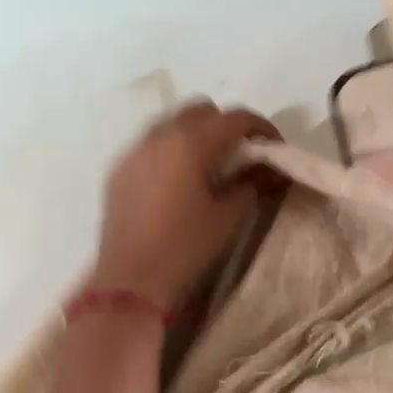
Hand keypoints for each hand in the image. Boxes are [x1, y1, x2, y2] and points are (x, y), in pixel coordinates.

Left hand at [92, 101, 281, 308]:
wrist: (131, 281)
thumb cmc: (186, 248)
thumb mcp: (229, 217)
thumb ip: (251, 183)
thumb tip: (267, 169)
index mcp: (191, 143)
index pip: (235, 118)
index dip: (261, 128)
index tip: (275, 148)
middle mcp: (159, 136)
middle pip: (200, 111)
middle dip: (225, 125)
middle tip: (240, 155)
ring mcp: (134, 151)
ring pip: (171, 123)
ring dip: (195, 134)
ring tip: (208, 166)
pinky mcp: (118, 170)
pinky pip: (150, 144)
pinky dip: (170, 150)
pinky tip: (177, 181)